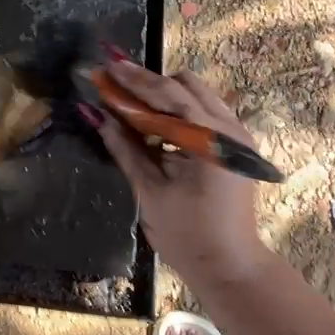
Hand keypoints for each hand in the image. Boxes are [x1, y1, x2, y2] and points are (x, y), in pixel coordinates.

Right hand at [85, 59, 271, 279]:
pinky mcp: (236, 146)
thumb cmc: (187, 235)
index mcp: (211, 140)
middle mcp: (230, 130)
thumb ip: (124, 147)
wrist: (230, 267)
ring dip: (163, 95)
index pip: (167, 95)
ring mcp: (238, 137)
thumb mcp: (150, 190)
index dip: (134, 80)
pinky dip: (177, 110)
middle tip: (114, 82)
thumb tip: (96, 114)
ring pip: (196, 95)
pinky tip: (154, 123)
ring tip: (130, 102)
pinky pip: (204, 112)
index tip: (106, 66)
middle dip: (147, 83)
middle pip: (184, 86)